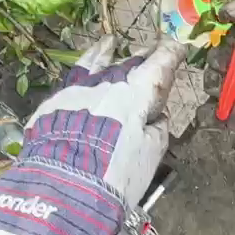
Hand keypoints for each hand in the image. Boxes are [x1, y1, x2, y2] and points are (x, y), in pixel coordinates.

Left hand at [0, 35, 187, 234]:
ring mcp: (78, 90)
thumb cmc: (113, 178)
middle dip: (144, 56)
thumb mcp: (149, 158)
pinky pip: (74, 75)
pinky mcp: (55, 101)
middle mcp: (107, 84)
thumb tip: (156, 117)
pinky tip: (84, 66)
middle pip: (130, 63)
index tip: (178, 47)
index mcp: (135, 95)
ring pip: (97, 63)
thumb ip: (156, 131)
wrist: (60, 191)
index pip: (159, 66)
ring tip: (111, 43)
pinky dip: (84, 65)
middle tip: (153, 50)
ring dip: (108, 53)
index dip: (171, 55)